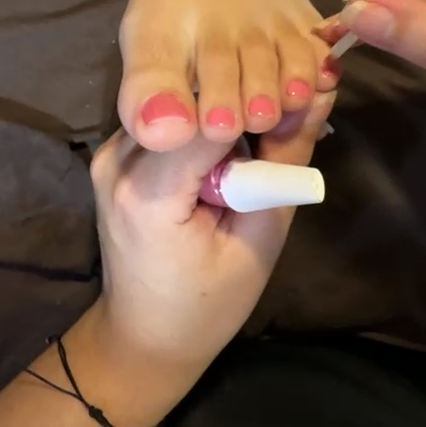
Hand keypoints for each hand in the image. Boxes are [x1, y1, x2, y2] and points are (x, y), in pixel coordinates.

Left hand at [87, 90, 335, 375]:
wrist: (142, 333)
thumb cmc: (206, 305)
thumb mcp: (261, 240)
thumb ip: (285, 165)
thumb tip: (316, 94)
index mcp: (146, 192)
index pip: (208, 115)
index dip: (257, 98)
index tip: (297, 96)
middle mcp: (116, 159)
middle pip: (189, 98)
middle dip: (242, 94)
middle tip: (286, 107)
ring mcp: (109, 152)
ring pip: (179, 99)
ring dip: (224, 104)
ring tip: (261, 124)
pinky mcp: (115, 151)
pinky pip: (168, 117)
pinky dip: (203, 119)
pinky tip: (232, 136)